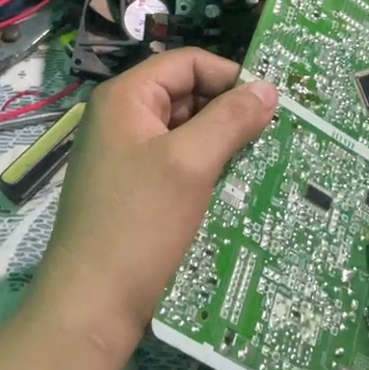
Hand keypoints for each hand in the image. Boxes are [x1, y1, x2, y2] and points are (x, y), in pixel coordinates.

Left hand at [32, 49, 276, 342]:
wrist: (91, 306)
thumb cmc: (138, 224)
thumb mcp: (190, 164)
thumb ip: (230, 120)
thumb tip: (268, 87)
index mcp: (125, 98)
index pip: (187, 63)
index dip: (230, 77)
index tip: (272, 105)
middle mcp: (122, 118)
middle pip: (187, 95)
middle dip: (230, 113)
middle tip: (277, 136)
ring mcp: (125, 156)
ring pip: (185, 133)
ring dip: (222, 145)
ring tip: (266, 162)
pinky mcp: (133, 190)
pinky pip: (177, 164)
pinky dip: (207, 171)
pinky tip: (237, 189)